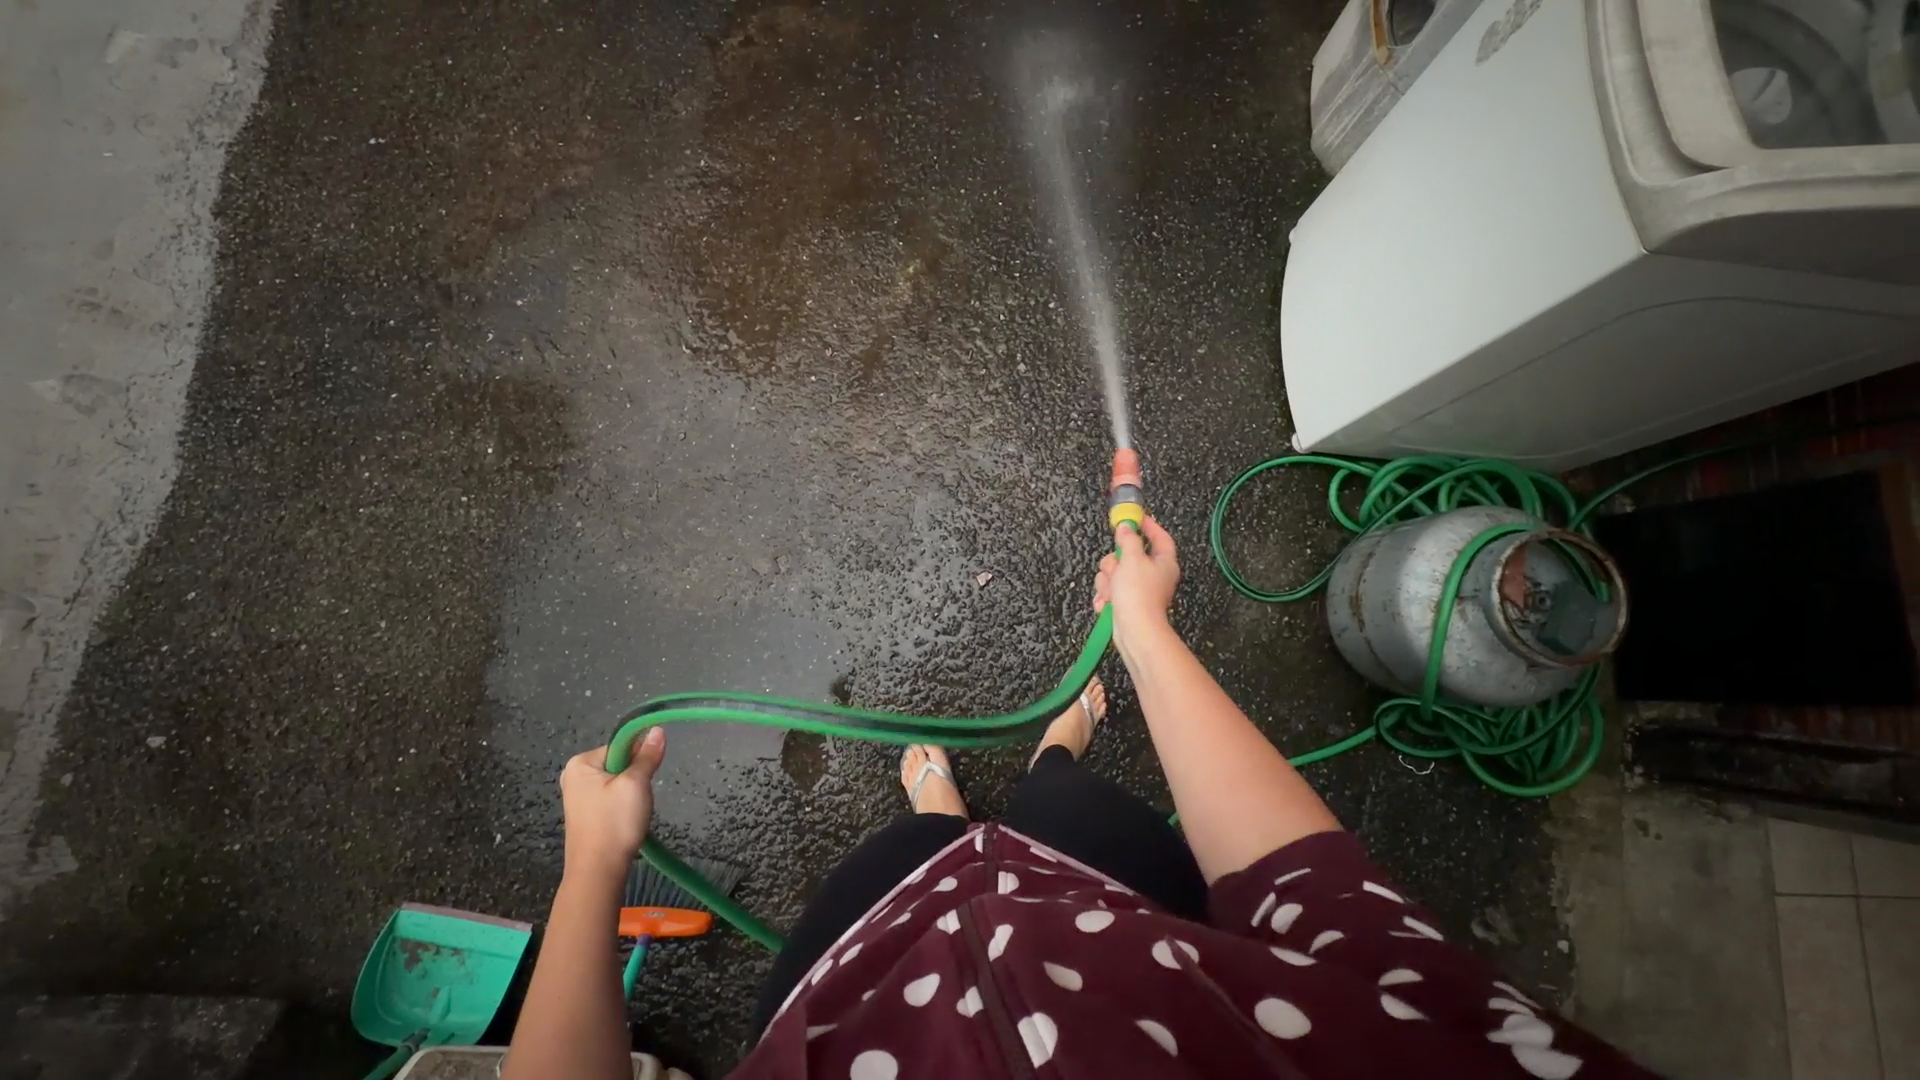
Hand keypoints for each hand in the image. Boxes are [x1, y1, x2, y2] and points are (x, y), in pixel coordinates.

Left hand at [559, 728, 665, 884]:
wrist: (599, 870)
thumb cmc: (615, 822)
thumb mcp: (636, 784)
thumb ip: (647, 755)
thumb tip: (657, 729)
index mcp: (580, 763)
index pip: (621, 745)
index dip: (639, 757)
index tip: (646, 776)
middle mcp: (574, 776)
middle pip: (619, 762)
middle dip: (635, 777)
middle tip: (638, 797)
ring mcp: (578, 796)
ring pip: (617, 781)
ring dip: (631, 793)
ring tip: (631, 811)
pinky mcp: (585, 813)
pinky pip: (611, 797)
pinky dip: (622, 805)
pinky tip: (625, 819)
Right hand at [1093, 516, 1180, 649]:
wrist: (1134, 630)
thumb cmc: (1138, 593)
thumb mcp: (1132, 558)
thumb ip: (1128, 539)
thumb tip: (1126, 528)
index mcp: (1164, 563)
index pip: (1160, 537)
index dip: (1149, 526)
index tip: (1135, 517)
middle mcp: (1154, 575)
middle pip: (1129, 555)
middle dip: (1114, 562)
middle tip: (1113, 568)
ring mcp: (1140, 590)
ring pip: (1115, 573)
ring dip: (1107, 581)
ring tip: (1110, 592)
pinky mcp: (1127, 603)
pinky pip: (1111, 590)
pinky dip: (1105, 596)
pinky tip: (1106, 604)